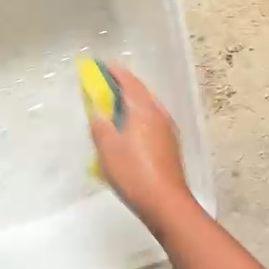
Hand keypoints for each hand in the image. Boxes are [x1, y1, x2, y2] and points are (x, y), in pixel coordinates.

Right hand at [88, 64, 194, 229]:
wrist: (166, 203)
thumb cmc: (133, 172)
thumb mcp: (107, 148)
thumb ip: (100, 125)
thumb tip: (97, 111)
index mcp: (142, 110)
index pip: (129, 83)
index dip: (115, 72)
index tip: (103, 65)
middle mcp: (158, 114)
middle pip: (141, 92)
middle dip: (125, 84)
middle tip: (108, 82)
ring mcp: (168, 129)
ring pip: (149, 105)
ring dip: (134, 100)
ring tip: (118, 103)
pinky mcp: (170, 144)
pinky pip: (153, 118)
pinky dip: (140, 114)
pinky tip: (133, 126)